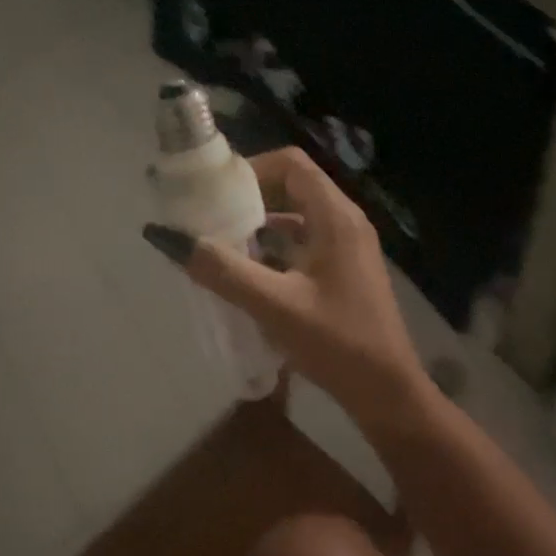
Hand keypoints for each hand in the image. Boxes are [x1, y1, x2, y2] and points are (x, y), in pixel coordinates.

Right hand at [143, 148, 428, 413]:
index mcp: (336, 217)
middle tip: (208, 219)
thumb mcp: (273, 305)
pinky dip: (275, 250)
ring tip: (220, 246)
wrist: (387, 392)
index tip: (213, 193)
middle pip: (292, 186)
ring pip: (298, 218)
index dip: (249, 169)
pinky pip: (305, 244)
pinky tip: (249, 276)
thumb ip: (222, 270)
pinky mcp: (345, 272)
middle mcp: (345, 222)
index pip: (290, 163)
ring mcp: (348, 248)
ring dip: (259, 226)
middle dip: (248, 198)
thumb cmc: (337, 343)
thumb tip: (168, 238)